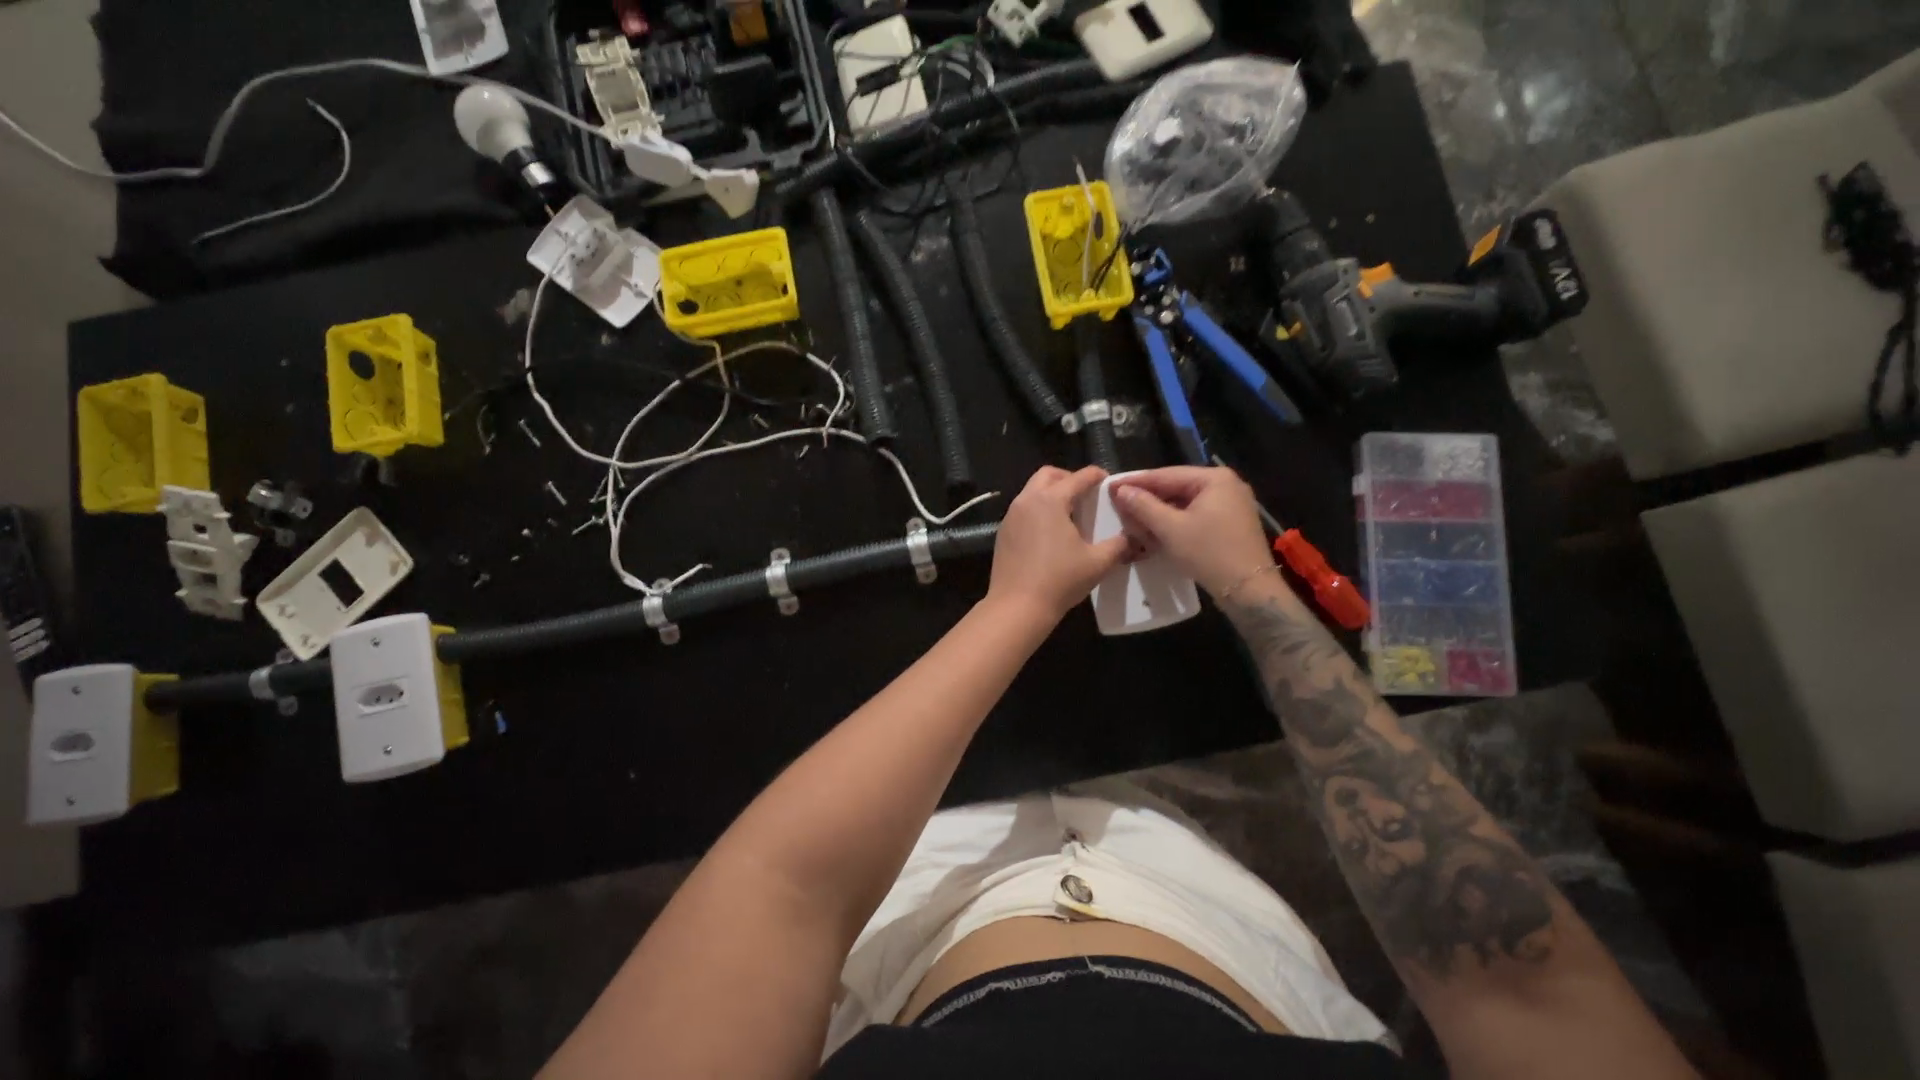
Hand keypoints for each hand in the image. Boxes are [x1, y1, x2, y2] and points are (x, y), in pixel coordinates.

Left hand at [986, 466, 1131, 622]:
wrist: (1017, 607)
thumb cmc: (1060, 581)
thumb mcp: (1098, 563)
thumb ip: (1119, 544)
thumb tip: (1133, 537)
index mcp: (1050, 501)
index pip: (1078, 477)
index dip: (1096, 476)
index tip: (1108, 481)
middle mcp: (1027, 501)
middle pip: (1048, 475)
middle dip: (1068, 478)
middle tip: (1085, 493)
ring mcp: (1011, 516)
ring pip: (1032, 491)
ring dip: (1051, 493)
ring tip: (1069, 513)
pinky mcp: (1003, 533)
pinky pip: (1023, 510)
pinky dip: (1038, 510)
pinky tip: (1050, 533)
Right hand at [1110, 466, 1276, 597]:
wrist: (1250, 590)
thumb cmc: (1209, 553)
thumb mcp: (1171, 529)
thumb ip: (1144, 506)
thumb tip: (1120, 490)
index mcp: (1214, 479)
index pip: (1166, 475)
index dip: (1136, 482)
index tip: (1110, 487)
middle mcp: (1225, 485)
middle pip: (1176, 488)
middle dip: (1147, 500)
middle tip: (1118, 505)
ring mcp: (1230, 505)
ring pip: (1184, 504)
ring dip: (1158, 514)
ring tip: (1132, 521)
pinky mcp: (1229, 524)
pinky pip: (1195, 516)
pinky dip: (1174, 524)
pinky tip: (1155, 532)